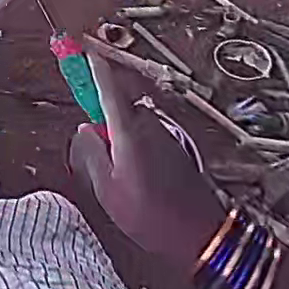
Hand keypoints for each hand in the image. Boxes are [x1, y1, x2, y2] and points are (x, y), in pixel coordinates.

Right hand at [67, 50, 225, 269]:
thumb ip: (93, 153)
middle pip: (121, 104)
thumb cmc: (152, 217)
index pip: (109, 89)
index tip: (84, 48)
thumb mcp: (108, 189)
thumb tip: (86, 129)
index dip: (96, 67)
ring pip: (134, 121)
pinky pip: (147, 136)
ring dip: (121, 133)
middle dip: (105, 113)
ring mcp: (166, 138)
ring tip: (118, 170)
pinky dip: (134, 145)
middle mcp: (150, 128)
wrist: (205, 240)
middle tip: (96, 141)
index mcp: (129, 132)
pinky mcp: (176, 150)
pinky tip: (135, 176)